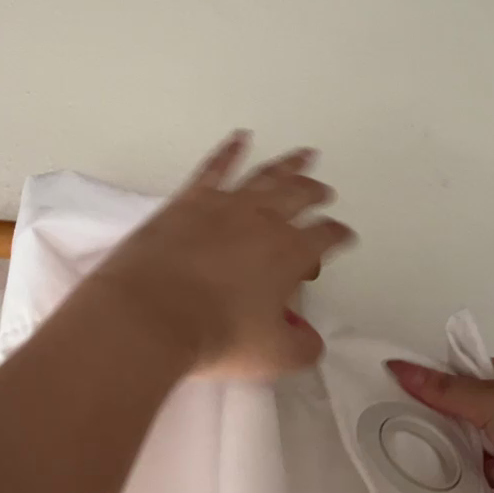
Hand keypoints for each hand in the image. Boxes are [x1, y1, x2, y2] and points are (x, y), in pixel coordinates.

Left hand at [77, 132, 354, 380]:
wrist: (149, 314)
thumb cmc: (217, 337)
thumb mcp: (273, 355)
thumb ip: (302, 346)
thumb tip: (311, 338)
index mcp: (290, 253)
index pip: (324, 237)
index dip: (338, 235)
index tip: (344, 236)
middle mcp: (263, 220)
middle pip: (298, 197)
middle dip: (316, 193)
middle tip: (325, 192)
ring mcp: (225, 205)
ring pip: (265, 176)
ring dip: (288, 165)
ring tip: (304, 155)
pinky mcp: (188, 201)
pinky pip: (215, 168)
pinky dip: (230, 150)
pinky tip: (240, 138)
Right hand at [384, 355, 493, 492]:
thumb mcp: (490, 402)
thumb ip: (442, 390)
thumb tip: (394, 363)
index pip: (472, 376)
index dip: (448, 392)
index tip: (427, 411)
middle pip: (479, 420)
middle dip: (470, 442)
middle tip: (462, 452)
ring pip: (493, 455)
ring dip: (491, 472)